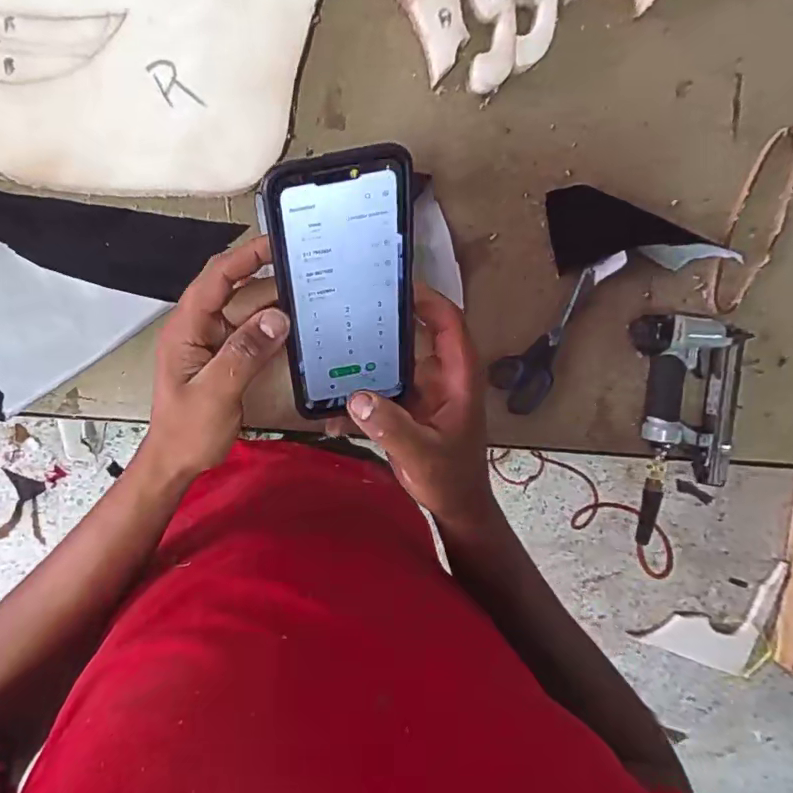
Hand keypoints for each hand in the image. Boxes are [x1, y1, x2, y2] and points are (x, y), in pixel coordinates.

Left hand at [138, 236, 289, 480]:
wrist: (176, 462)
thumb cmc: (186, 431)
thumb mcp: (216, 392)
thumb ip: (244, 354)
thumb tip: (277, 319)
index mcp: (186, 329)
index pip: (215, 279)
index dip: (244, 257)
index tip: (275, 243)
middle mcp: (198, 329)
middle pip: (232, 288)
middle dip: (264, 273)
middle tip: (301, 266)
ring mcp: (211, 344)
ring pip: (244, 310)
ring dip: (271, 300)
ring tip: (306, 291)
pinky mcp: (224, 359)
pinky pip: (250, 333)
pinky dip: (271, 326)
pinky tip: (294, 325)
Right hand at [343, 285, 499, 532]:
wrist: (455, 507)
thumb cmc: (451, 479)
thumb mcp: (421, 454)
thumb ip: (391, 427)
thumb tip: (356, 396)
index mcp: (458, 378)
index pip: (449, 323)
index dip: (427, 299)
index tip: (395, 286)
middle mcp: (443, 377)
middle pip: (419, 333)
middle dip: (389, 318)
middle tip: (353, 305)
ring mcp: (426, 392)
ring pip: (397, 359)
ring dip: (370, 352)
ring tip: (334, 339)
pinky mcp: (410, 407)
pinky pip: (384, 387)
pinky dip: (363, 388)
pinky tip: (334, 397)